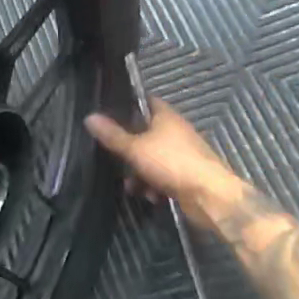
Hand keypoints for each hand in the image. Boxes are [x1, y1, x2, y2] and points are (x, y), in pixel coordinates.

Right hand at [85, 100, 250, 217]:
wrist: (210, 195)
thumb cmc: (171, 163)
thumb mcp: (135, 149)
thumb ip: (112, 135)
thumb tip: (89, 117)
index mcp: (165, 116)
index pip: (144, 102)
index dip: (126, 106)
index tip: (108, 114)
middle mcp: (175, 131)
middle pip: (145, 133)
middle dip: (129, 149)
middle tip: (114, 158)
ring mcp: (182, 153)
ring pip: (152, 157)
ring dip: (139, 172)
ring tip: (131, 186)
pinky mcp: (186, 174)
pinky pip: (163, 175)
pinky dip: (154, 184)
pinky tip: (150, 196)